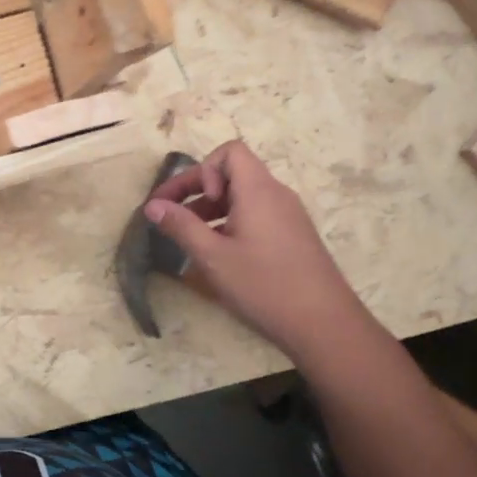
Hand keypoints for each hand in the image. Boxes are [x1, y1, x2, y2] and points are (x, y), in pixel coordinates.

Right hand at [143, 141, 373, 356]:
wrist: (324, 323)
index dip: (203, 170)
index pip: (230, 152)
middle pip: (233, 172)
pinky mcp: (293, 235)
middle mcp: (276, 194)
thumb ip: (180, 226)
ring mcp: (288, 215)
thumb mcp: (213, 257)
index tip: (192, 203)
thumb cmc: (264, 285)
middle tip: (171, 217)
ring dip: (212, 209)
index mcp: (258, 191)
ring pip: (244, 196)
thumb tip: (152, 206)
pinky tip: (221, 254)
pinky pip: (257, 214)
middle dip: (198, 190)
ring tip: (192, 239)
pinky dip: (232, 222)